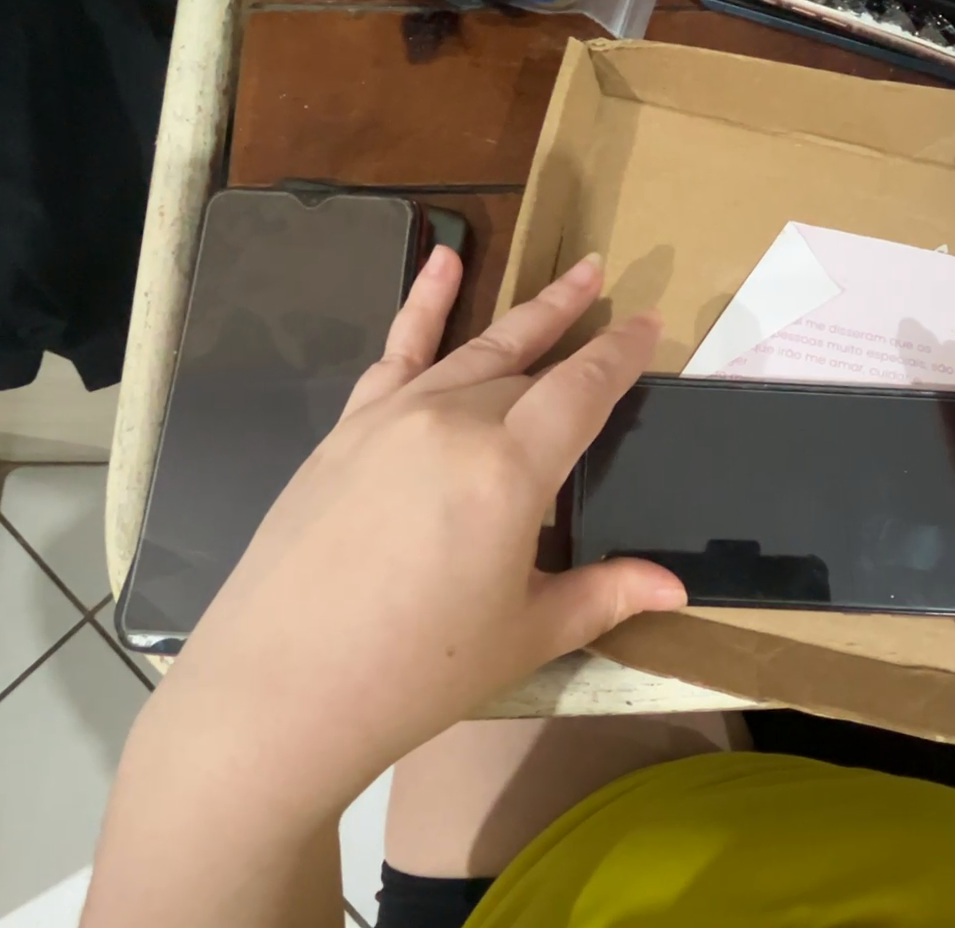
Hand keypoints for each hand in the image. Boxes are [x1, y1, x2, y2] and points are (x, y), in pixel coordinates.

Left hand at [150, 247, 684, 806]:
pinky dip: (423, 303)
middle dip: (580, 332)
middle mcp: (453, 421)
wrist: (277, 693)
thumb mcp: (527, 633)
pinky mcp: (349, 428)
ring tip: (573, 275)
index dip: (620, 353)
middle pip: (532, 367)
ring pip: (478, 349)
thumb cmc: (416, 672)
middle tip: (613, 297)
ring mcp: (394, 416)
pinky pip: (396, 352)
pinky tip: (443, 261)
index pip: (582, 389)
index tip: (647, 323)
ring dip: (530, 312)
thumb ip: (605, 594)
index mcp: (509, 469)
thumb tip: (677, 589)